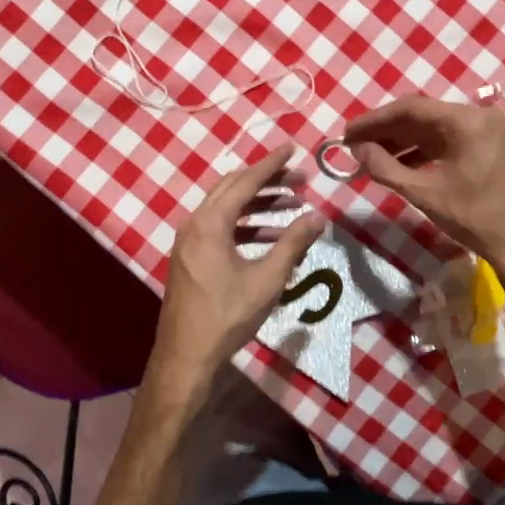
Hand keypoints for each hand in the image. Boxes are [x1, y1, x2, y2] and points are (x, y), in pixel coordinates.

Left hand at [150, 145, 325, 407]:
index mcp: (210, 223)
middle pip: (232, 189)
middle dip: (266, 180)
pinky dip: (244, 225)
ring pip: (225, 208)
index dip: (271, 165)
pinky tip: (270, 235)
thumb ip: (293, 244)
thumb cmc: (227, 316)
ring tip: (292, 204)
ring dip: (257, 204)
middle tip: (299, 179)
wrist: (186, 354)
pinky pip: (219, 228)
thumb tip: (318, 216)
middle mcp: (194, 224)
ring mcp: (188, 241)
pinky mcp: (189, 257)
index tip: (292, 149)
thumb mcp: (267, 280)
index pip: (245, 182)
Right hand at [344, 97, 504, 270]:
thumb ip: (385, 168)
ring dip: (401, 142)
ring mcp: (487, 132)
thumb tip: (357, 150)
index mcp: (466, 121)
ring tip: (370, 157)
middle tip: (353, 145)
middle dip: (385, 131)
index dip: (374, 120)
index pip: (410, 109)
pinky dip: (421, 151)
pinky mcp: (489, 148)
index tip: (347, 133)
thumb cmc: (475, 217)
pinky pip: (447, 142)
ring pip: (433, 130)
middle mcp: (478, 117)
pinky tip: (399, 165)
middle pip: (422, 116)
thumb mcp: (424, 193)